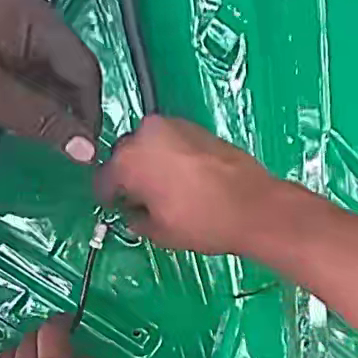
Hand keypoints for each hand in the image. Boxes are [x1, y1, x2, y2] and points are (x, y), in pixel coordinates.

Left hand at [0, 0, 102, 163]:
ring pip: (33, 45)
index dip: (88, 115)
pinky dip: (11, 63)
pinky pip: (9, 29)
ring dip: (33, 85)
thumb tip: (86, 149)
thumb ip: (34, 118)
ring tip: (14, 119)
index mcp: (30, 12)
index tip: (78, 153)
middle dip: (59, 102)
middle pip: (61, 56)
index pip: (84, 69)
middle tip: (44, 143)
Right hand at [96, 115, 315, 254]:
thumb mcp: (160, 232)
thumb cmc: (203, 222)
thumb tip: (134, 214)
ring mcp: (173, 125)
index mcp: (129, 160)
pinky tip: (183, 181)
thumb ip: (136, 220)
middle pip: (125, 156)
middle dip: (129, 178)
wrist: (253, 206)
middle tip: (141, 202)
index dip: (108, 198)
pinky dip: (170, 158)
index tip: (116, 209)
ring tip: (165, 192)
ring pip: (149, 146)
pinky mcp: (195, 126)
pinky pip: (171, 142)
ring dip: (150, 165)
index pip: (103, 179)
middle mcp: (146, 134)